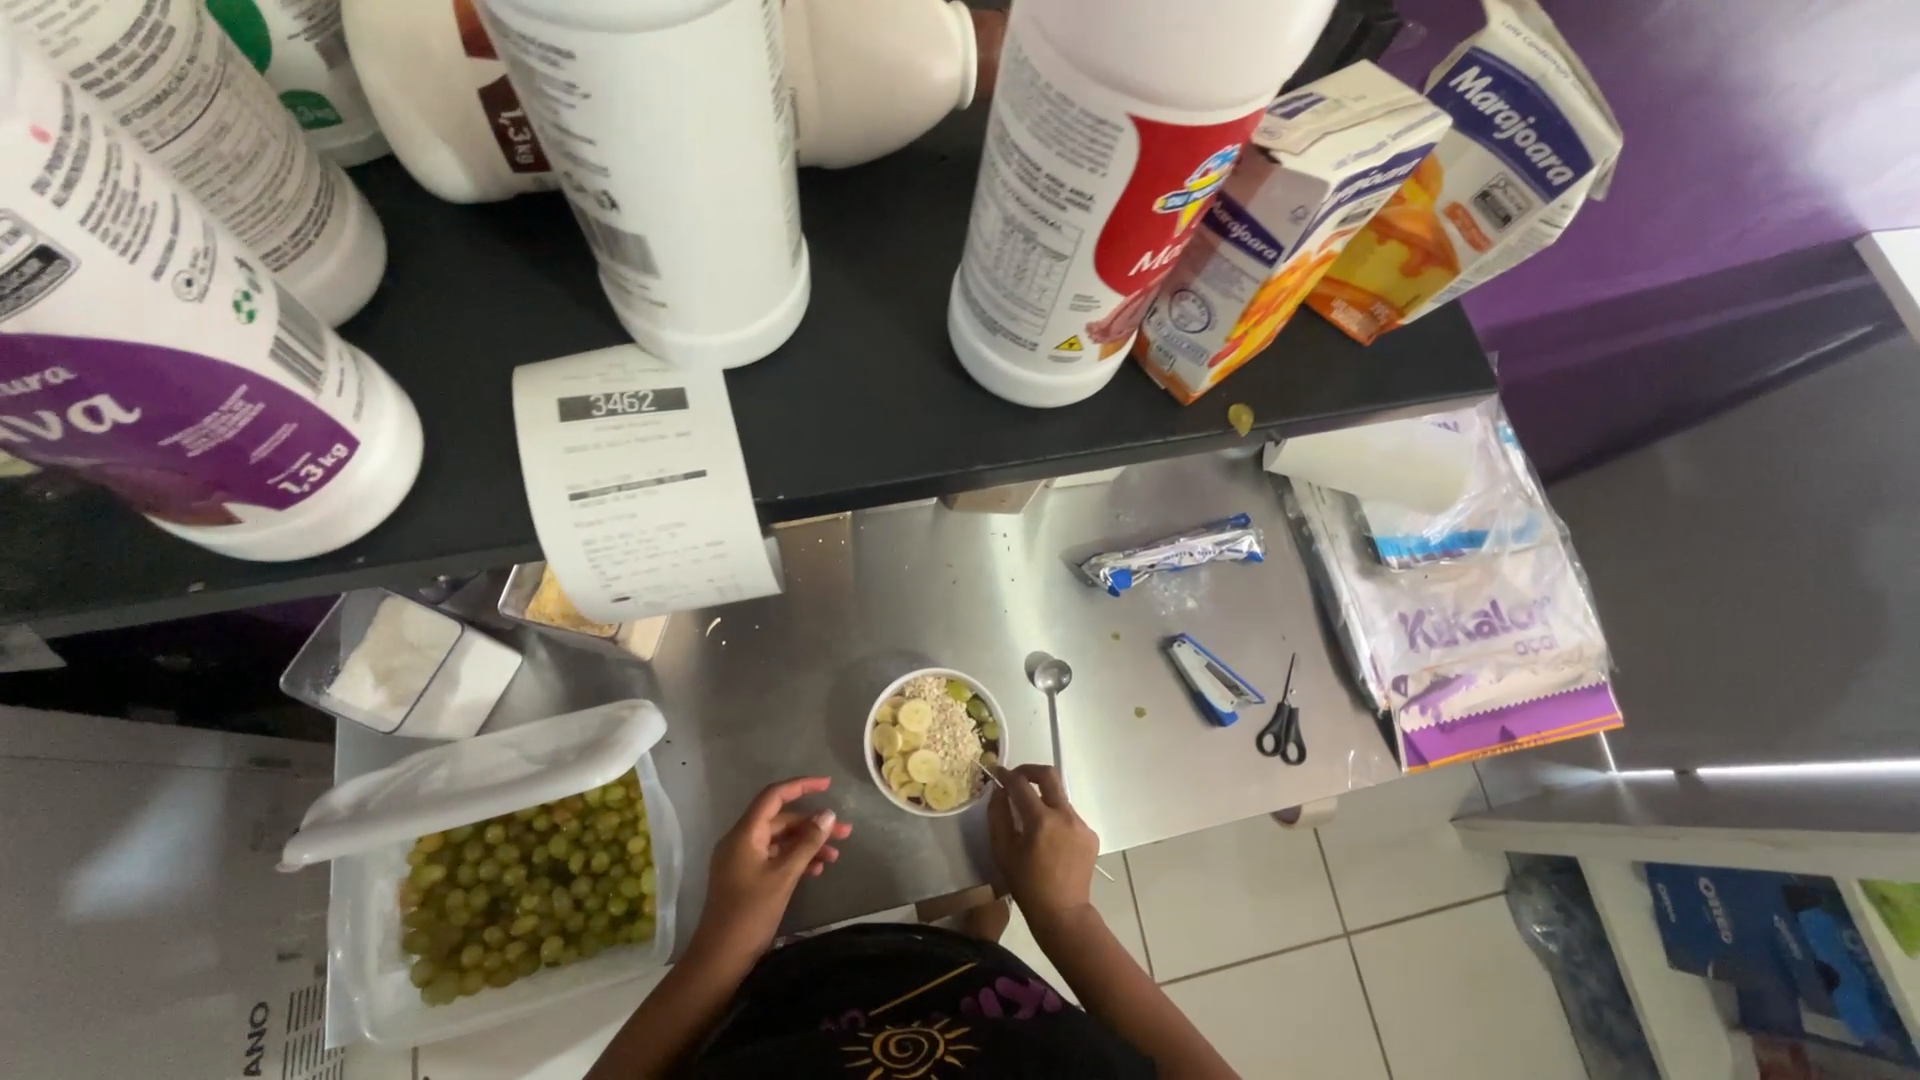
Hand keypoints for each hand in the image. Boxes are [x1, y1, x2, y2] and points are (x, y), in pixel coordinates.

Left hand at [696, 776, 853, 958]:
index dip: (801, 786)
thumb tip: (828, 814)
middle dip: (812, 824)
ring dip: (807, 845)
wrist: (720, 958)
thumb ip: (807, 843)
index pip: (774, 796)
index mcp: (744, 834)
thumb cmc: (750, 913)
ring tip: (835, 856)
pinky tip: (816, 870)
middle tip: (844, 833)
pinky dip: (795, 860)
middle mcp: (740, 840)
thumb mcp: (784, 876)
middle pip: (780, 820)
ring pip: (780, 841)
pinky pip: (774, 858)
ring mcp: (741, 860)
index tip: (828, 785)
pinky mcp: (746, 877)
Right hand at [988, 764, 1099, 923]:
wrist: (1062, 912)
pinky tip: (1049, 840)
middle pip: (1049, 775)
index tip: (997, 772)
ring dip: (1043, 798)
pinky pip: (1069, 816)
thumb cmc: (1026, 884)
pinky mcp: (1090, 835)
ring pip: (1060, 797)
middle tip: (1017, 779)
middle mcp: (1065, 816)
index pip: (1021, 784)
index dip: (1007, 775)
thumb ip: (998, 816)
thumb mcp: (1003, 851)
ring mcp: (1081, 824)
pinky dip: (1056, 818)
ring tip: (1031, 819)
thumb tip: (999, 791)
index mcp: (1041, 820)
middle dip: (1030, 771)